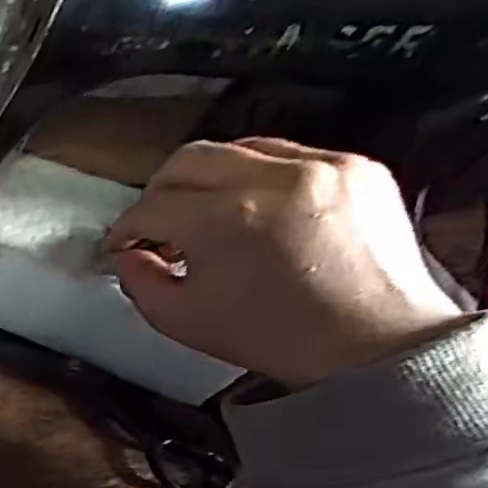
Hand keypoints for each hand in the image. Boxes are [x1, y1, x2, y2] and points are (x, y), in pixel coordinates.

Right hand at [105, 137, 470, 388]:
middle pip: (189, 160)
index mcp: (225, 219)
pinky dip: (255, 180)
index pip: (151, 207)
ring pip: (238, 150)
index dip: (123, 230)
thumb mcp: (178, 318)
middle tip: (150, 224)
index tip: (119, 247)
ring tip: (201, 219)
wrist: (368, 337)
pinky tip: (250, 216)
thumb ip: (139, 281)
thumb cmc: (270, 333)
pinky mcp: (357, 167)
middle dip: (157, 192)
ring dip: (206, 181)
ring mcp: (323, 166)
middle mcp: (275, 179)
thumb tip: (128, 257)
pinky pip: (288, 156)